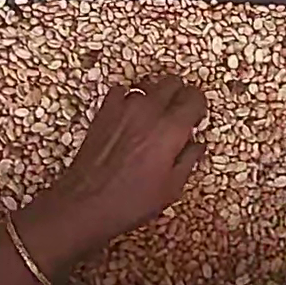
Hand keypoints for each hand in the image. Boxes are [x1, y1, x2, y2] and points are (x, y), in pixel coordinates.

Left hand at [15, 77, 206, 270]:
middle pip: (173, 82)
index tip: (196, 120)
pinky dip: (129, 99)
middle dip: (179, 95)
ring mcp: (124, 107)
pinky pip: (121, 91)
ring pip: (148, 84)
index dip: (199, 107)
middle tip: (179, 116)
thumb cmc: (132, 201)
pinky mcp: (104, 111)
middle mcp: (149, 110)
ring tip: (154, 118)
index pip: (195, 97)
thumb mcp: (172, 187)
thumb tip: (196, 144)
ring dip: (155, 96)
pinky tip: (130, 117)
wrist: (86, 203)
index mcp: (171, 128)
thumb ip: (189, 159)